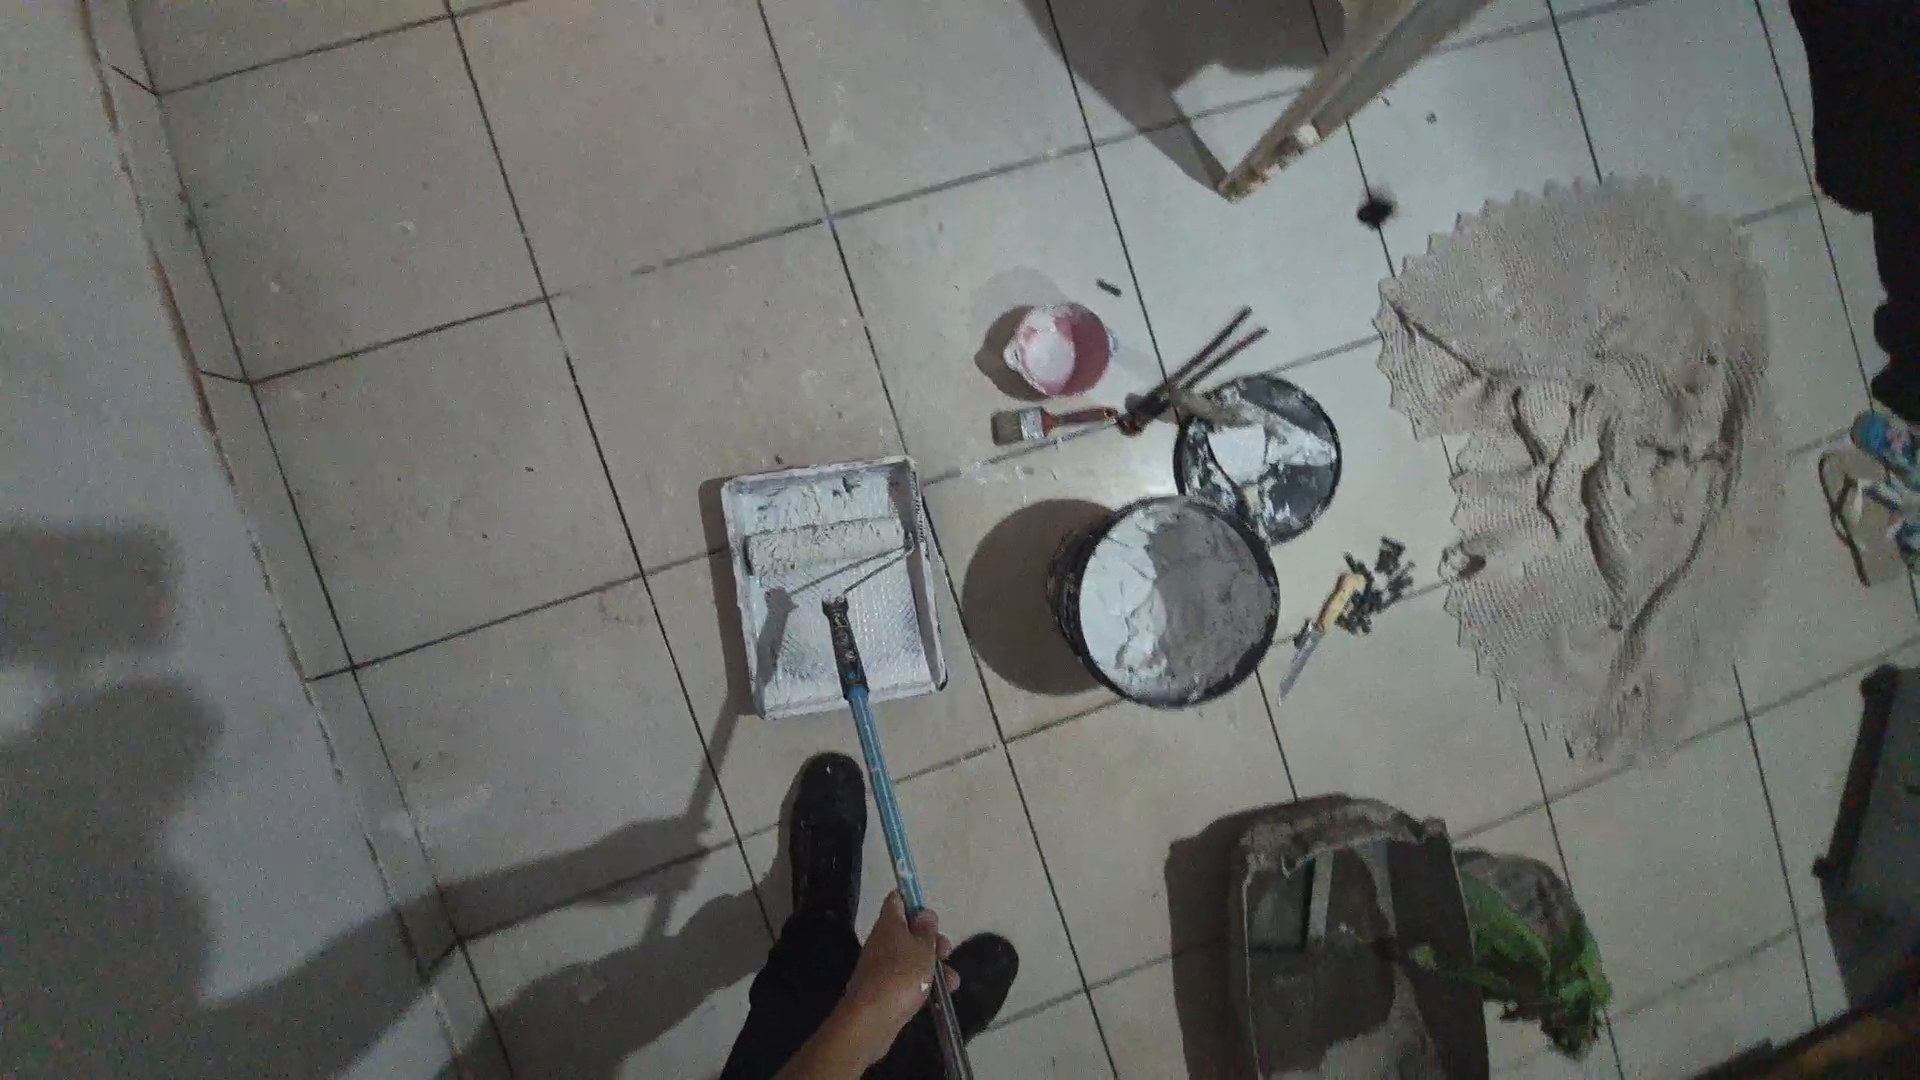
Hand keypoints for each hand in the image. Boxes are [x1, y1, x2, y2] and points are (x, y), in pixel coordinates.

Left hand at [837, 892, 957, 1052]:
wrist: (870, 1021)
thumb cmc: (900, 976)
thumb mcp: (923, 948)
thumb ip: (927, 930)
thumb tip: (924, 912)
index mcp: (890, 923)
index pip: (897, 899)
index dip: (914, 901)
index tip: (930, 914)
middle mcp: (883, 941)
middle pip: (909, 931)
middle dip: (932, 941)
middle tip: (946, 952)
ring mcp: (882, 967)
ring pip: (911, 958)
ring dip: (933, 967)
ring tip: (952, 983)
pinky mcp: (884, 991)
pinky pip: (907, 981)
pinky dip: (923, 987)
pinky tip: (939, 999)